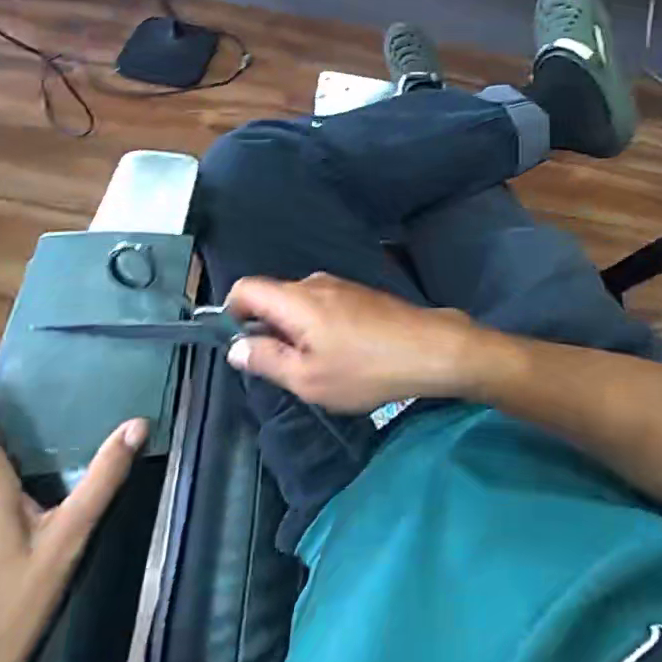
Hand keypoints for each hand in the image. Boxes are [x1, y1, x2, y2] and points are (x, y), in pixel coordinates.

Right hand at [223, 273, 482, 412]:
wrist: (432, 349)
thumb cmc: (365, 368)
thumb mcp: (307, 378)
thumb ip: (266, 360)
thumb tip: (236, 347)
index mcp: (294, 298)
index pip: (244, 288)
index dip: (230, 313)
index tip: (240, 346)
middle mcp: (314, 283)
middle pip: (272, 298)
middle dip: (267, 330)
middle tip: (284, 369)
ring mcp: (341, 286)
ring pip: (299, 305)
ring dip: (296, 332)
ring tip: (318, 367)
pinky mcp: (360, 295)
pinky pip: (323, 307)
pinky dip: (319, 328)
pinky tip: (343, 356)